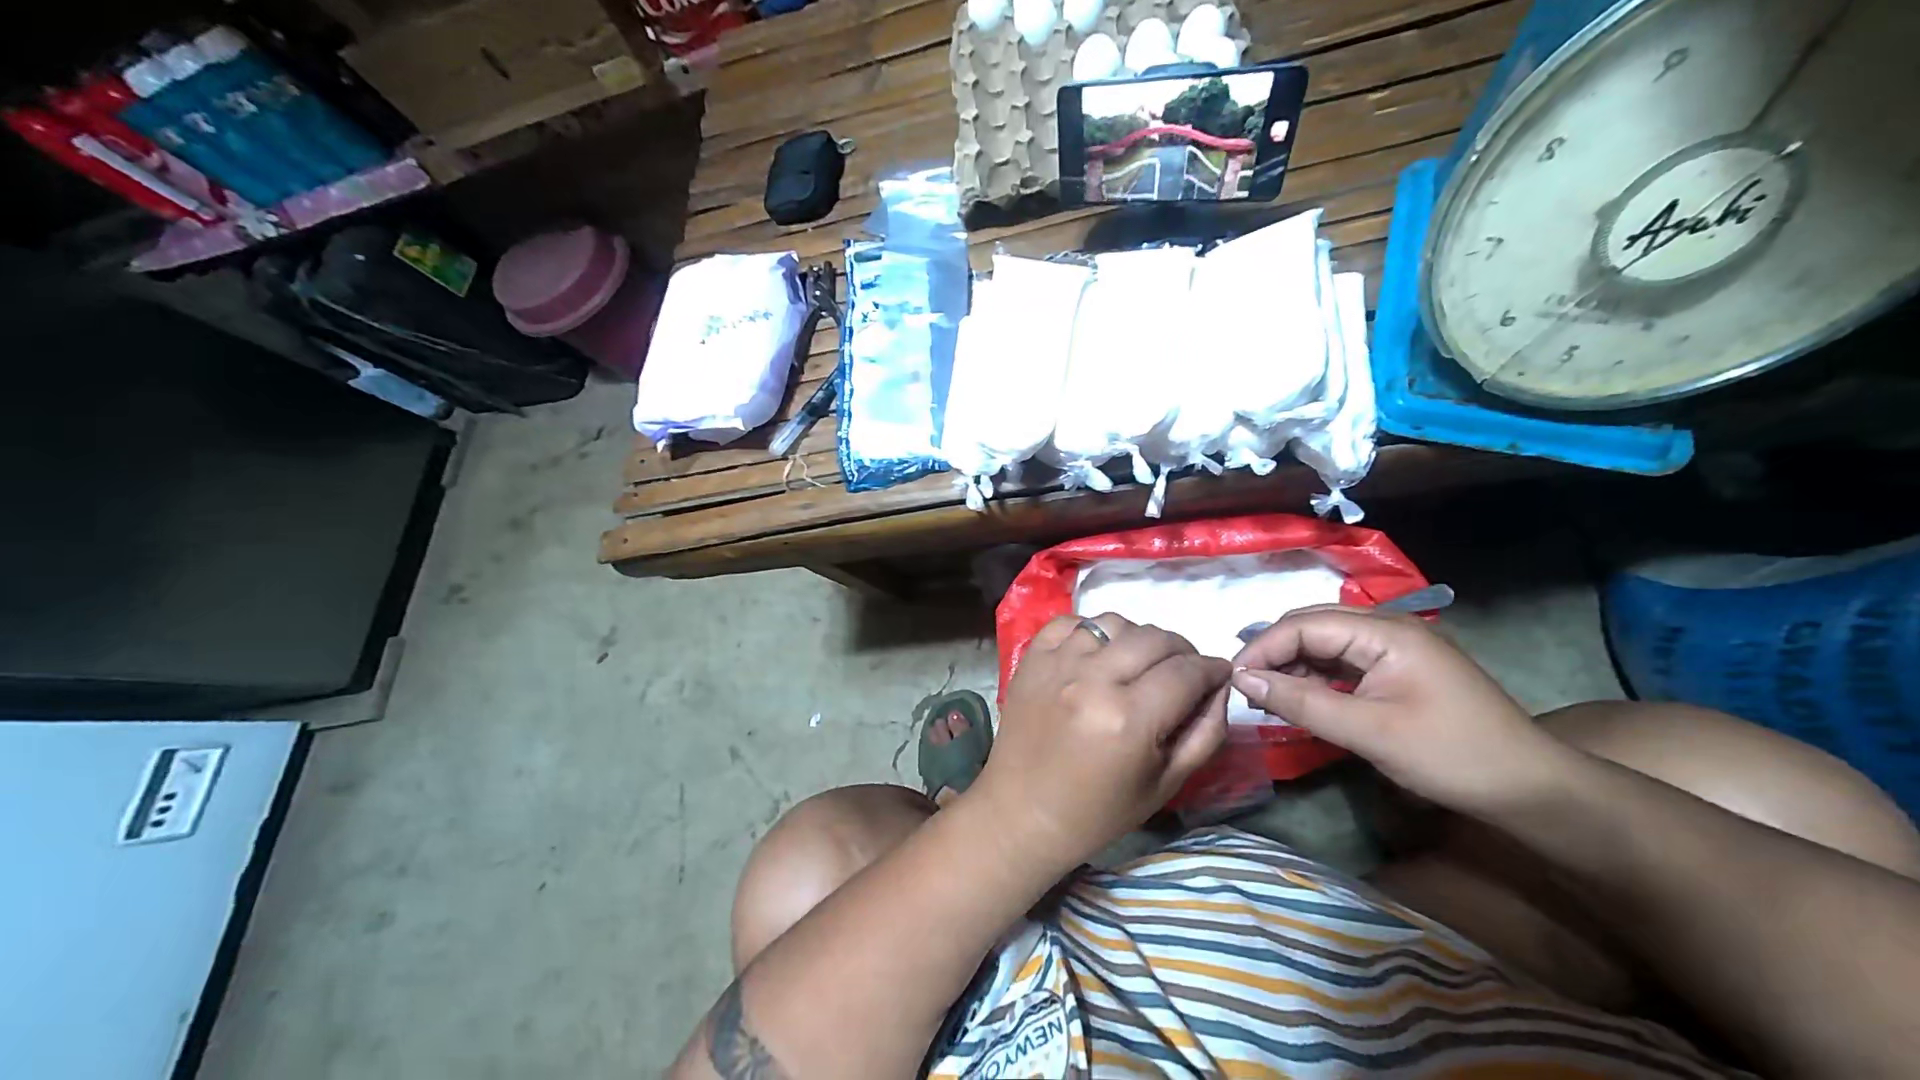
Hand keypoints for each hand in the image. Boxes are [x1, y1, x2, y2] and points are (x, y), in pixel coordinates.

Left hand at [969, 614, 1231, 875]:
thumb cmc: (1098, 811)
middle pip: (1154, 638)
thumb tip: (1220, 686)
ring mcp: (1057, 664)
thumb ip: (1205, 732)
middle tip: (1185, 670)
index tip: (1219, 674)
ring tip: (1139, 663)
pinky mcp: (1032, 658)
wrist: (1022, 812)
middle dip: (1182, 650)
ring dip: (1137, 638)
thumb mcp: (1167, 783)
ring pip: (1114, 623)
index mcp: (1129, 718)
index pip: (1187, 671)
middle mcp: (1092, 680)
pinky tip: (1099, 654)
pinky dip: (1092, 631)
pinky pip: (1070, 622)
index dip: (1212, 669)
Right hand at [1231, 606, 1576, 816]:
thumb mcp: (1368, 731)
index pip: (1304, 625)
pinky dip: (1316, 675)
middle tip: (1244, 686)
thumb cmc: (1450, 755)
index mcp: (1386, 630)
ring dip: (1293, 664)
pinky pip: (1343, 659)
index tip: (1232, 681)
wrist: (1529, 788)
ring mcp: (1396, 645)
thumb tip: (1241, 680)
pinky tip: (1301, 697)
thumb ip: (1300, 701)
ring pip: (1325, 640)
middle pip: (1312, 624)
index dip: (1263, 649)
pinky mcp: (1399, 666)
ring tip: (1267, 695)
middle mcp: (1388, 626)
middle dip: (1274, 651)